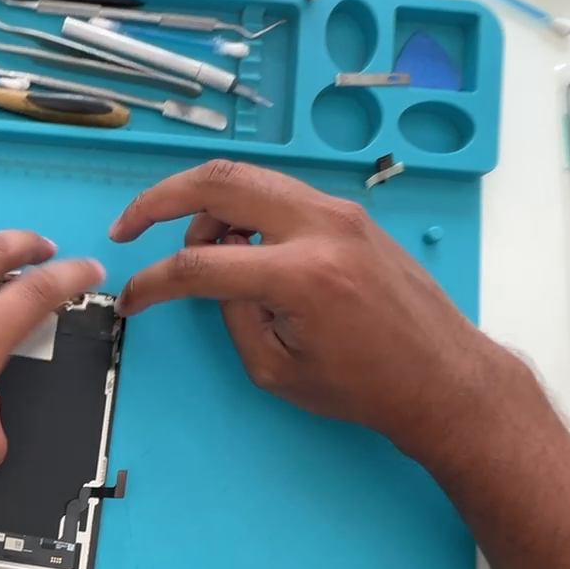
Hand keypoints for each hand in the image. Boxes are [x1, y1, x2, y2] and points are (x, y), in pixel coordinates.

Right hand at [109, 160, 517, 456]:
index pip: (197, 265)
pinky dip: (241, 212)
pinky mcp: (349, 214)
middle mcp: (322, 226)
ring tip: (196, 254)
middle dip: (159, 200)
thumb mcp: (273, 367)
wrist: (442, 376)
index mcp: (301, 276)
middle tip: (127, 227)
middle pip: (220, 181)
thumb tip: (213, 275)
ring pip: (248, 180)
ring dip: (204, 208)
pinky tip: (237, 248)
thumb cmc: (359, 387)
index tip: (129, 301)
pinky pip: (278, 196)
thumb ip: (232, 313)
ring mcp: (341, 212)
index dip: (150, 283)